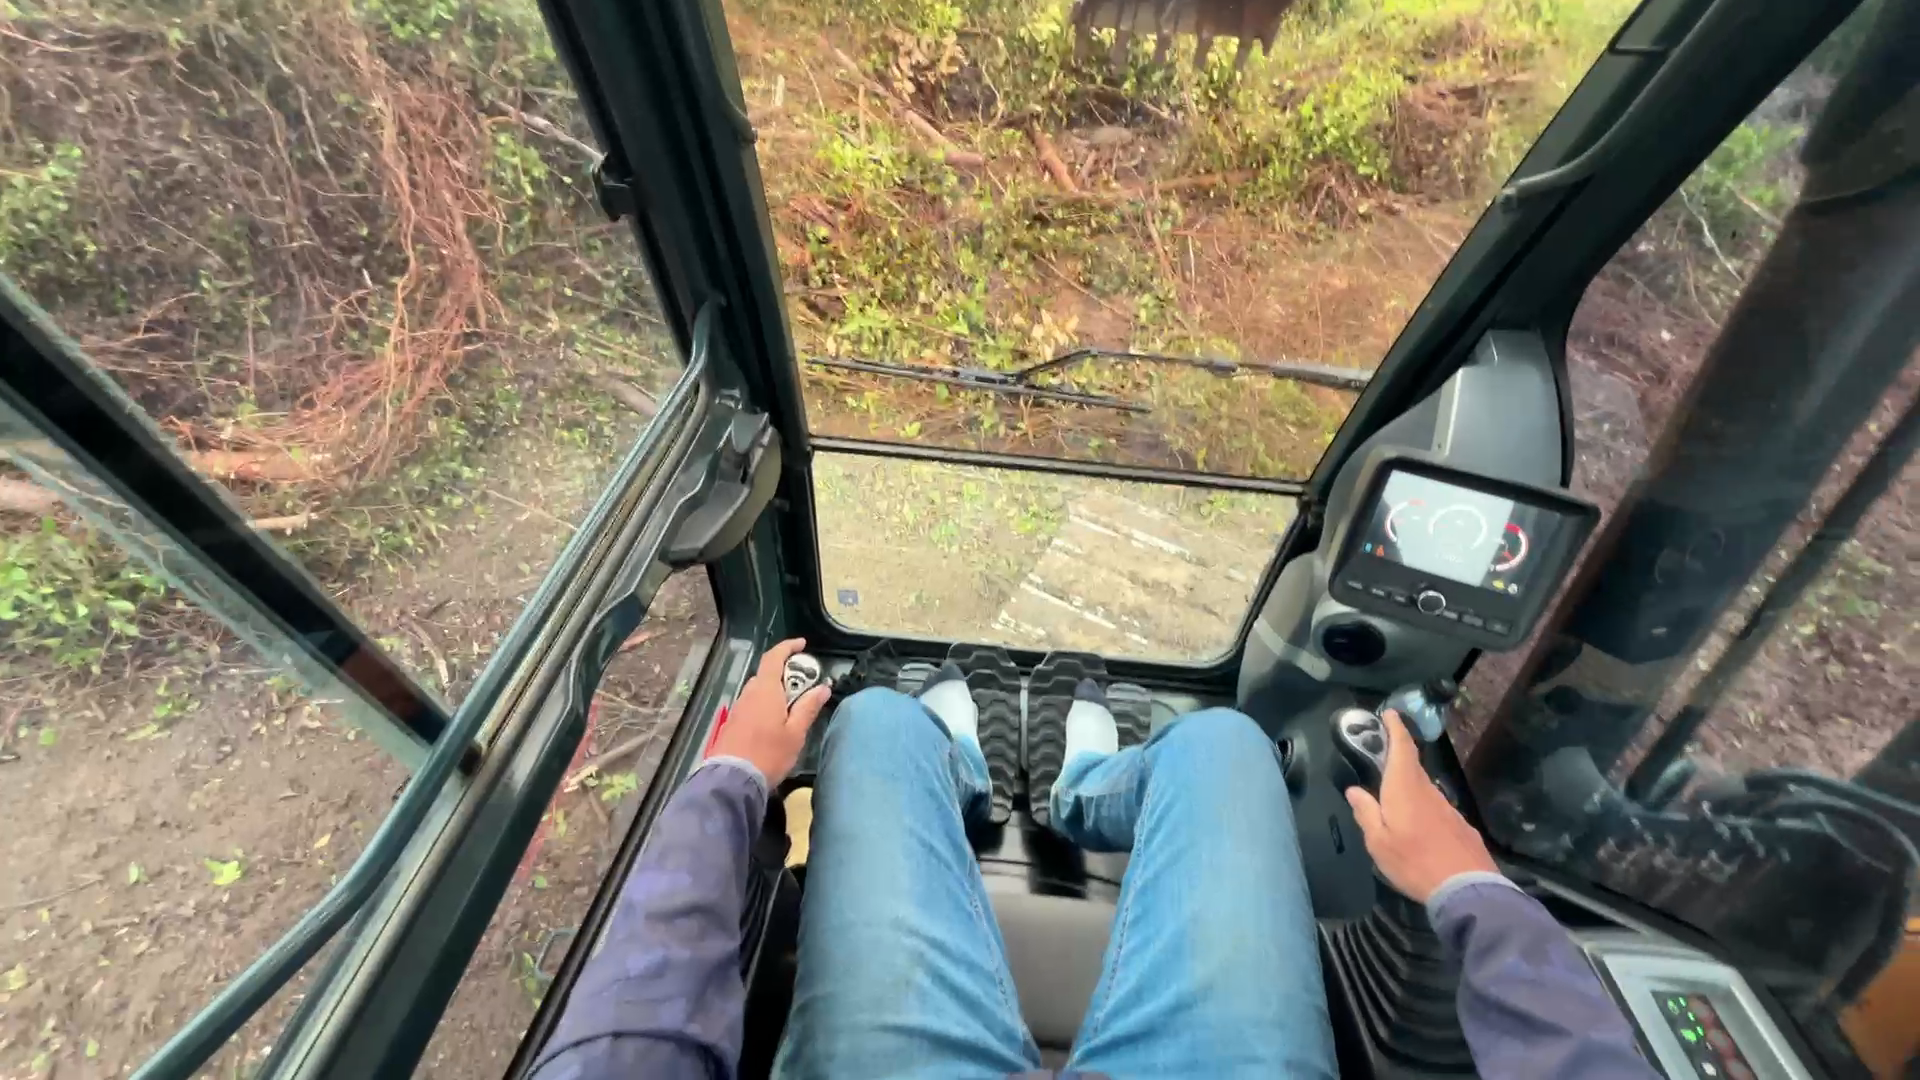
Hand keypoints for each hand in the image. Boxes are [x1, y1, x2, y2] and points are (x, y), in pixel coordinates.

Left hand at [709, 638, 830, 787]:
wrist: (732, 780)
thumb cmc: (768, 754)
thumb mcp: (796, 733)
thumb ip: (808, 707)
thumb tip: (823, 687)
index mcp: (766, 690)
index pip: (774, 657)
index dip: (788, 647)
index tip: (803, 645)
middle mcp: (749, 694)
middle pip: (768, 674)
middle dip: (787, 675)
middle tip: (806, 687)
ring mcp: (738, 708)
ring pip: (760, 690)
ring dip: (777, 691)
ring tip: (793, 708)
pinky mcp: (733, 723)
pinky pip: (752, 704)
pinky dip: (766, 705)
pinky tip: (775, 723)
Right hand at [1344, 709, 1498, 903]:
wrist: (1469, 893)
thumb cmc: (1414, 862)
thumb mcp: (1378, 841)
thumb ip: (1365, 812)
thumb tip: (1355, 790)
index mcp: (1405, 789)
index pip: (1402, 749)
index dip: (1396, 729)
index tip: (1390, 713)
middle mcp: (1429, 793)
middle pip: (1413, 768)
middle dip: (1398, 758)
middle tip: (1381, 757)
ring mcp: (1449, 811)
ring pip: (1425, 791)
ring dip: (1410, 789)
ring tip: (1396, 803)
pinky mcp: (1463, 829)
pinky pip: (1438, 811)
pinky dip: (1425, 811)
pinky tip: (1420, 831)